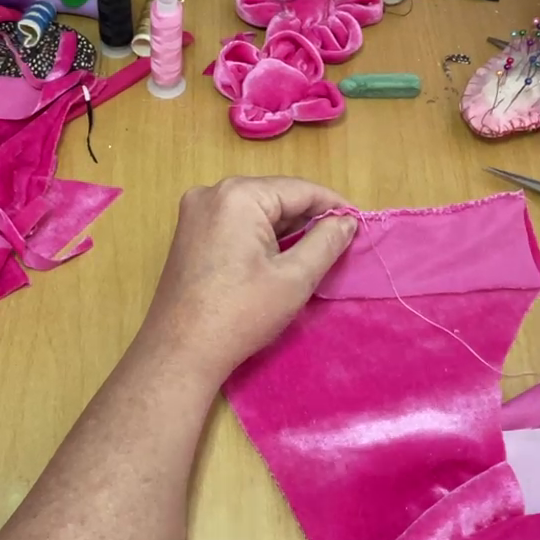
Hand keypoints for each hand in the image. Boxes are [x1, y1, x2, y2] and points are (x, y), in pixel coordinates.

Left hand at [137, 177, 357, 382]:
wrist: (179, 350)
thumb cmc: (240, 314)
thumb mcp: (294, 278)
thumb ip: (326, 242)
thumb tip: (346, 220)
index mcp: (237, 195)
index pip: (299, 189)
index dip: (334, 205)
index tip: (360, 223)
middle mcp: (211, 193)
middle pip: (275, 196)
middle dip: (308, 217)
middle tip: (340, 242)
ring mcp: (195, 212)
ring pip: (255, 210)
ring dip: (284, 228)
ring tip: (315, 251)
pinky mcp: (188, 233)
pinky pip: (234, 222)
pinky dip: (259, 235)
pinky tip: (278, 256)